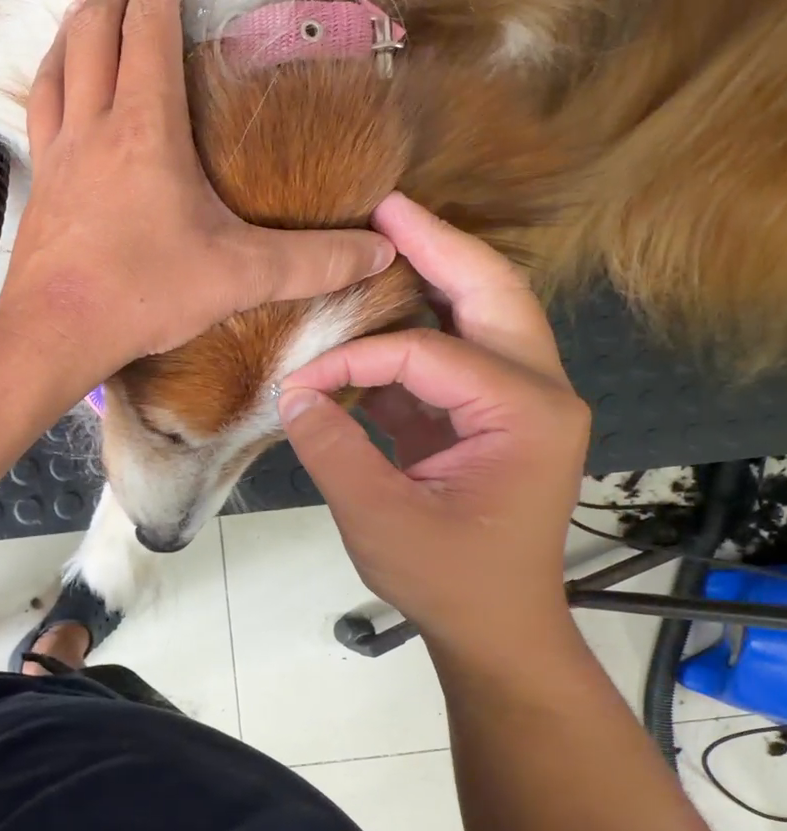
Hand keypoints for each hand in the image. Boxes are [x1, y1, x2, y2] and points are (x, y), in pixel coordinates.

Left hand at [0, 0, 395, 385]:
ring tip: (85, 22)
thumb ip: (310, 262)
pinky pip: (36, 123)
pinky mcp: (33, 195)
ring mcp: (53, 161)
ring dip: (69, 39)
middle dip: (111, 0)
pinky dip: (46, 94)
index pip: (147, 27)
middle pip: (89, 35)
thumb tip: (378, 252)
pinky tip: (55, 106)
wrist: (50, 336)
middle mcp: (90, 131)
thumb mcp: (236, 278)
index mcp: (143, 127)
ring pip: (52, 75)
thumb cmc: (138, 297)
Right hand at [277, 193, 590, 647]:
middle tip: (386, 205)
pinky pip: (452, 361)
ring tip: (383, 242)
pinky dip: (412, 338)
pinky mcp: (489, 422)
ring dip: (433, 280)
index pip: (426, 354)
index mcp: (523, 412)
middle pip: (493, 294)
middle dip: (438, 246)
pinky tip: (370, 325)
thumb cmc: (444, 576)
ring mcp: (517, 405)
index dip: (352, 359)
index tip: (293, 385)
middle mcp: (536, 393)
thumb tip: (293, 395)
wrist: (494, 624)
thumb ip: (333, 447)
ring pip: (481, 318)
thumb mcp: (378, 515)